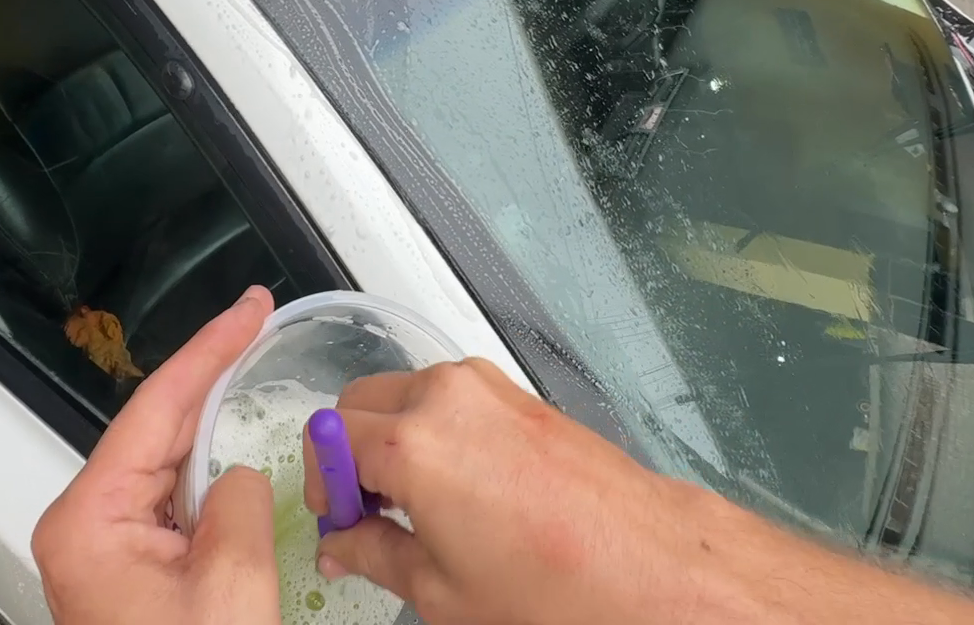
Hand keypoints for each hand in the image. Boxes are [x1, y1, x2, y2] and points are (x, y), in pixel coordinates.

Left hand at [33, 286, 279, 624]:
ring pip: (166, 450)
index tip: (250, 308)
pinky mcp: (131, 558)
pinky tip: (233, 425)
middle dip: (211, 366)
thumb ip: (236, 502)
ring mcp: (108, 539)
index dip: (210, 347)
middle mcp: (89, 520)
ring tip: (248, 354)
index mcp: (92, 519)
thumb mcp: (230, 589)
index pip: (159, 405)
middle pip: (158, 419)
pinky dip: (209, 453)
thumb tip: (233, 474)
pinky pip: (174, 487)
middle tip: (255, 319)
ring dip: (211, 407)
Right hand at [304, 359, 973, 624]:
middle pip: (356, 402)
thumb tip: (338, 543)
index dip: (321, 483)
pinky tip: (456, 480)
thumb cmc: (548, 591)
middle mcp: (440, 392)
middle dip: (348, 453)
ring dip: (387, 435)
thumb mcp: (441, 592)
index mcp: (411, 441)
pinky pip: (441, 392)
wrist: (652, 563)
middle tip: (369, 513)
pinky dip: (427, 424)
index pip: (326, 437)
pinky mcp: (510, 385)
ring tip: (416, 501)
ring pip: (399, 392)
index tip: (338, 521)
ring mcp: (479, 381)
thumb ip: (372, 553)